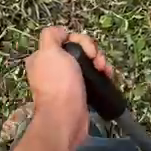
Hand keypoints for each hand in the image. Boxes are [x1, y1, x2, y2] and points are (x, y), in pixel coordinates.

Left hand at [24, 26, 113, 150]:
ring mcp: (66, 81)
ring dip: (100, 62)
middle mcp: (53, 68)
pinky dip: (101, 74)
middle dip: (93, 52)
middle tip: (98, 62)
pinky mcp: (79, 92)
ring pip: (87, 62)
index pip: (65, 39)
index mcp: (42, 57)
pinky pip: (92, 76)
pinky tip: (107, 76)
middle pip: (78, 49)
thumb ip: (52, 35)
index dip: (80, 41)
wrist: (67, 117)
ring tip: (105, 71)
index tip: (87, 51)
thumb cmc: (59, 83)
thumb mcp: (49, 51)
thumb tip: (62, 33)